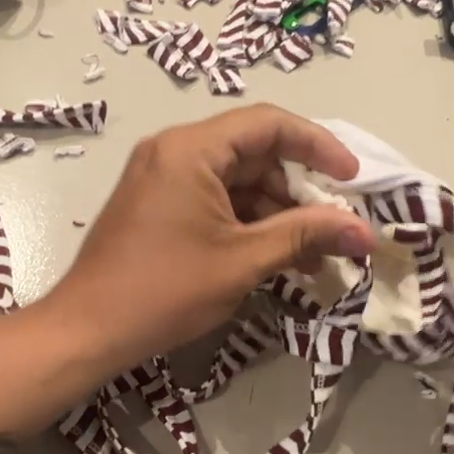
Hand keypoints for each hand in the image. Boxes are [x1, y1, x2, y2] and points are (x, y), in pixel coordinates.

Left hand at [44, 104, 376, 369]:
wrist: (88, 330)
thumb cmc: (164, 291)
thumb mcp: (243, 261)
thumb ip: (306, 235)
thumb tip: (365, 231)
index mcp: (190, 149)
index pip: (268, 123)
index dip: (318, 146)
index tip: (351, 179)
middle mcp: (172, 151)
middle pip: (253, 152)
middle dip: (297, 190)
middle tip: (333, 227)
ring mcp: (160, 178)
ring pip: (236, 181)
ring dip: (275, 213)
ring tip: (310, 255)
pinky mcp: (156, 205)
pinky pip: (213, 200)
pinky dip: (245, 224)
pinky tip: (274, 257)